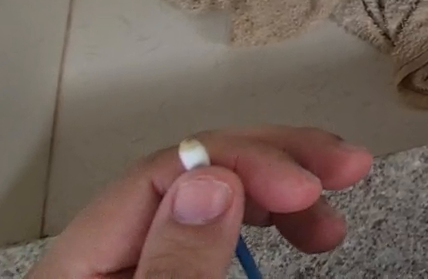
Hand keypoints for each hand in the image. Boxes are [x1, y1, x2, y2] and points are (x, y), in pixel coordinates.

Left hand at [30, 126, 372, 278]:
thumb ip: (174, 268)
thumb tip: (212, 177)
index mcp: (75, 267)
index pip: (165, 171)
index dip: (247, 161)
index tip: (312, 185)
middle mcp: (101, 254)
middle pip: (198, 172)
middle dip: (282, 162)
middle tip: (352, 168)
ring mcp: (134, 265)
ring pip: (215, 196)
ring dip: (288, 191)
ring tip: (335, 219)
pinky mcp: (164, 277)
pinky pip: (219, 227)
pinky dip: (270, 219)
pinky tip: (301, 229)